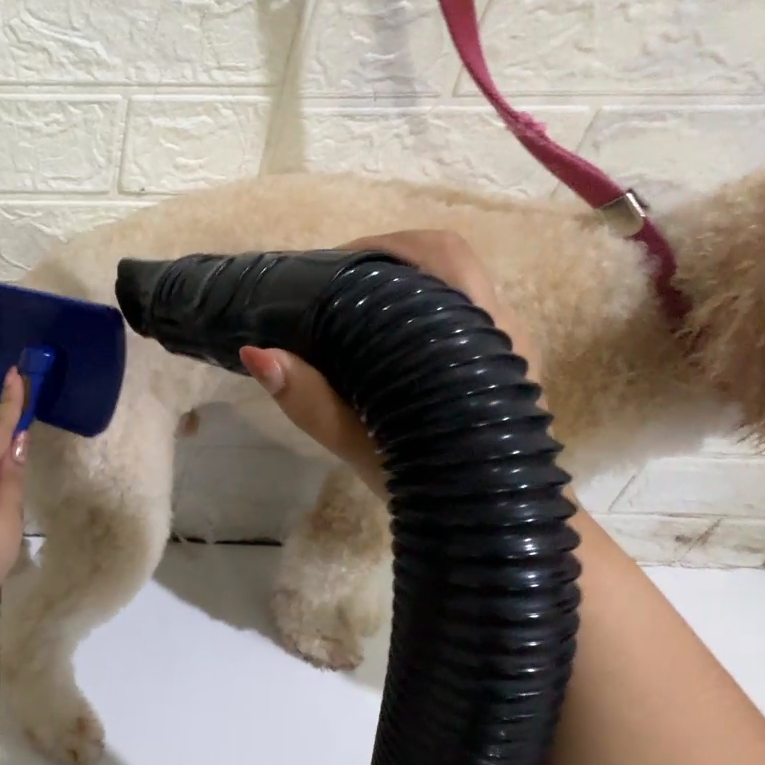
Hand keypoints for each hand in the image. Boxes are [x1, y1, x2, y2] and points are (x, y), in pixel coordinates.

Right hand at [239, 230, 541, 494]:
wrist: (485, 518)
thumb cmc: (422, 475)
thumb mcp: (353, 438)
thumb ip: (305, 396)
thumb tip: (255, 353)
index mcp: (468, 333)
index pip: (438, 252)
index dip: (382, 246)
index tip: (332, 266)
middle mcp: (498, 324)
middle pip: (450, 257)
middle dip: (390, 259)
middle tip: (337, 284)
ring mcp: (509, 342)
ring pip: (460, 282)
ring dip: (409, 282)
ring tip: (356, 308)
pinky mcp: (506, 362)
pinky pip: (466, 309)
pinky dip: (424, 305)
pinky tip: (388, 338)